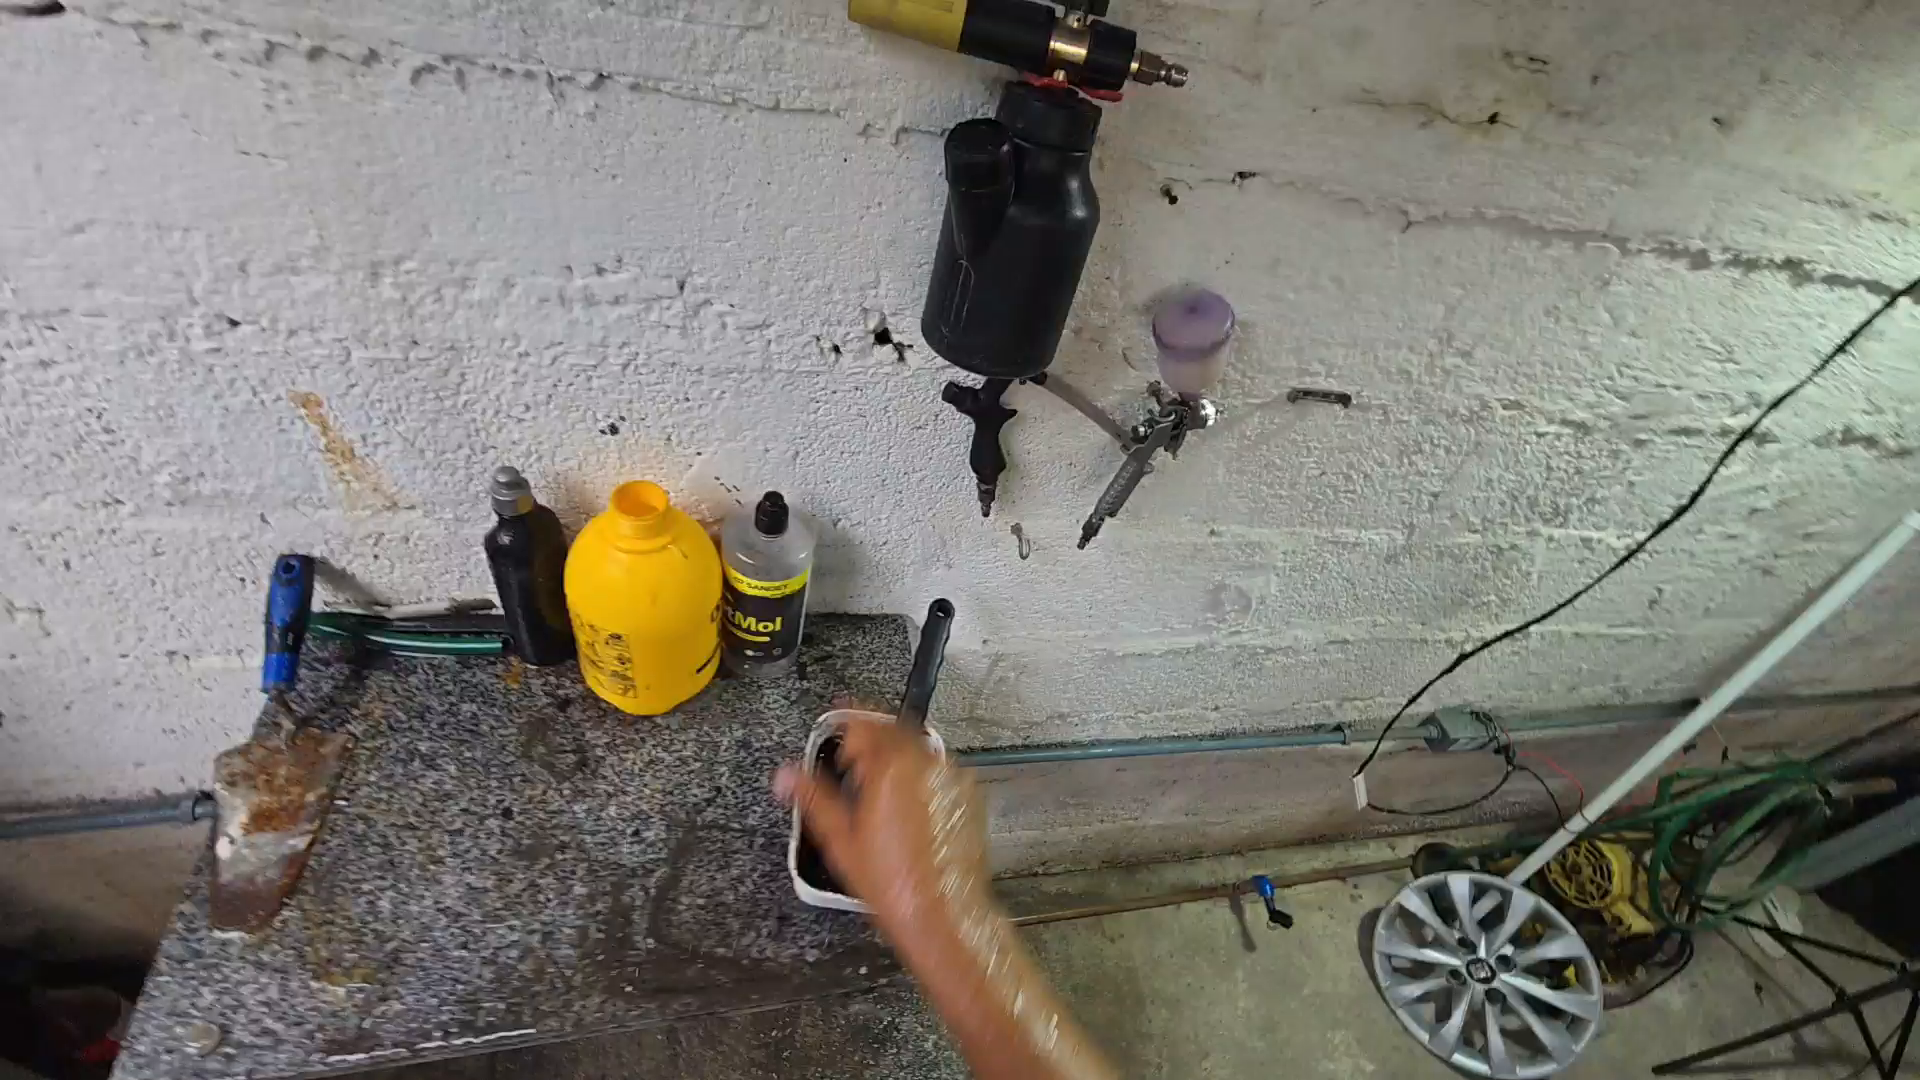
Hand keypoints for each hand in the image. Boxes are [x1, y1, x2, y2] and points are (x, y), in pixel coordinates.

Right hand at [774, 713, 987, 936]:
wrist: (942, 913)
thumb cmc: (893, 883)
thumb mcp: (840, 840)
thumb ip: (813, 797)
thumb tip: (786, 775)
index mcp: (888, 769)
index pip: (864, 724)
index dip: (847, 722)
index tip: (838, 723)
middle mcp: (922, 764)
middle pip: (893, 727)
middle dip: (872, 731)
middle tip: (854, 747)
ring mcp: (949, 776)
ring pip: (918, 745)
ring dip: (896, 748)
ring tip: (878, 774)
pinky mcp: (967, 791)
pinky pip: (939, 766)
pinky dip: (920, 768)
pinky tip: (908, 795)